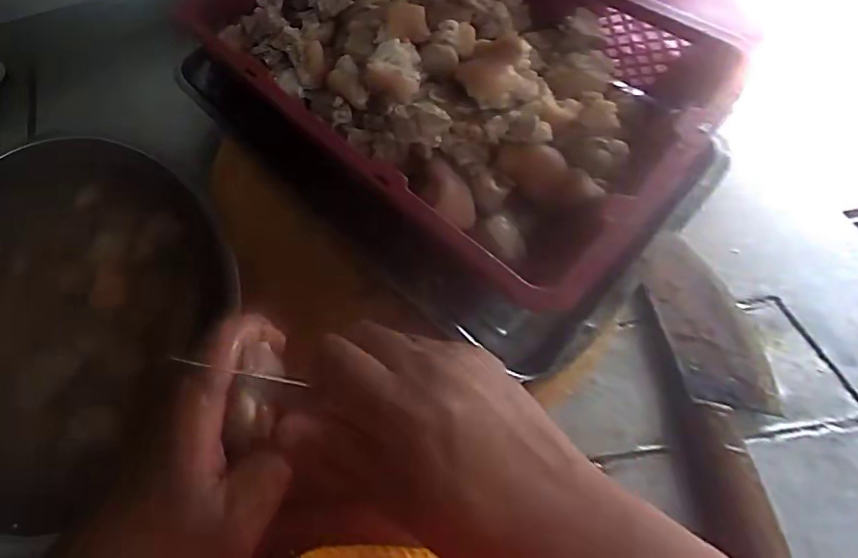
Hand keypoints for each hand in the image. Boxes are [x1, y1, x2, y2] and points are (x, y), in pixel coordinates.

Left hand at [59, 314, 293, 557]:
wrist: (116, 554)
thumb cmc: (175, 535)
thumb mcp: (236, 517)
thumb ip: (270, 472)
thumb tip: (294, 435)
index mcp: (196, 397)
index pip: (225, 334)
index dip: (257, 326)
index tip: (289, 343)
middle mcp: (178, 390)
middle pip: (220, 352)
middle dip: (257, 361)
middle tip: (292, 393)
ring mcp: (168, 408)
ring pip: (213, 378)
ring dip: (244, 387)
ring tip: (277, 418)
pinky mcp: (166, 430)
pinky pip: (205, 403)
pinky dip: (230, 410)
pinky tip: (248, 445)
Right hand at [277, 321, 719, 557]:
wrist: (570, 524)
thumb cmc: (474, 524)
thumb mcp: (399, 498)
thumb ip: (340, 451)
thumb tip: (288, 424)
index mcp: (397, 401)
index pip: (331, 350)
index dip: (318, 369)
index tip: (323, 397)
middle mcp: (422, 363)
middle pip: (360, 332)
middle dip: (347, 358)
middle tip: (355, 397)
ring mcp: (455, 355)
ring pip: (395, 336)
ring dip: (383, 359)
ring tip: (399, 401)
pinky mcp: (483, 357)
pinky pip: (431, 344)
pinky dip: (419, 363)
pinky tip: (440, 402)